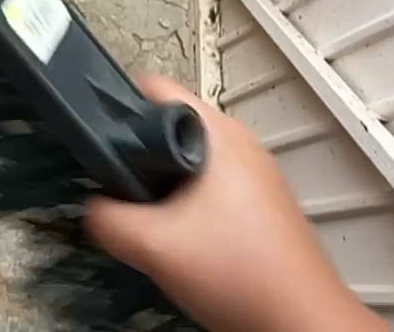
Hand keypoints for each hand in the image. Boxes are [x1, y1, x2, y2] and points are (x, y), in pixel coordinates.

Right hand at [86, 75, 382, 331]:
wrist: (301, 327)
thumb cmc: (247, 278)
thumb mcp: (153, 245)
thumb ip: (107, 216)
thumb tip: (92, 205)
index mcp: (217, 132)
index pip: (154, 86)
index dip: (118, 104)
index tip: (102, 131)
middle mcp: (239, 141)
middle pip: (169, 122)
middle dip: (140, 150)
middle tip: (124, 182)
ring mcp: (254, 170)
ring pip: (189, 154)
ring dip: (164, 179)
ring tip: (152, 214)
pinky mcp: (261, 199)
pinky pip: (211, 180)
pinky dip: (189, 198)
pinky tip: (183, 236)